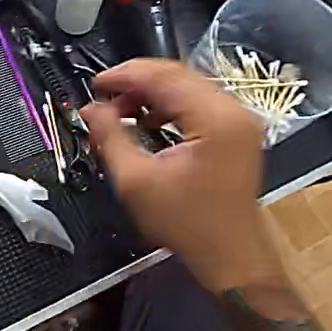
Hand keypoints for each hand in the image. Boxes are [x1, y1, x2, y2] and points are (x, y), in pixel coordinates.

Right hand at [81, 58, 280, 291]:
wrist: (230, 255)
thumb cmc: (189, 225)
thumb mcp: (137, 181)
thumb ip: (110, 137)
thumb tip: (91, 110)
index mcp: (215, 118)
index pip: (165, 75)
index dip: (125, 74)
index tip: (96, 84)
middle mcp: (235, 111)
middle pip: (178, 77)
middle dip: (137, 85)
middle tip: (106, 101)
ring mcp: (240, 121)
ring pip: (189, 89)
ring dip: (154, 96)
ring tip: (123, 114)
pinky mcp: (238, 133)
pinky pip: (201, 106)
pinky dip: (172, 109)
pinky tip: (150, 124)